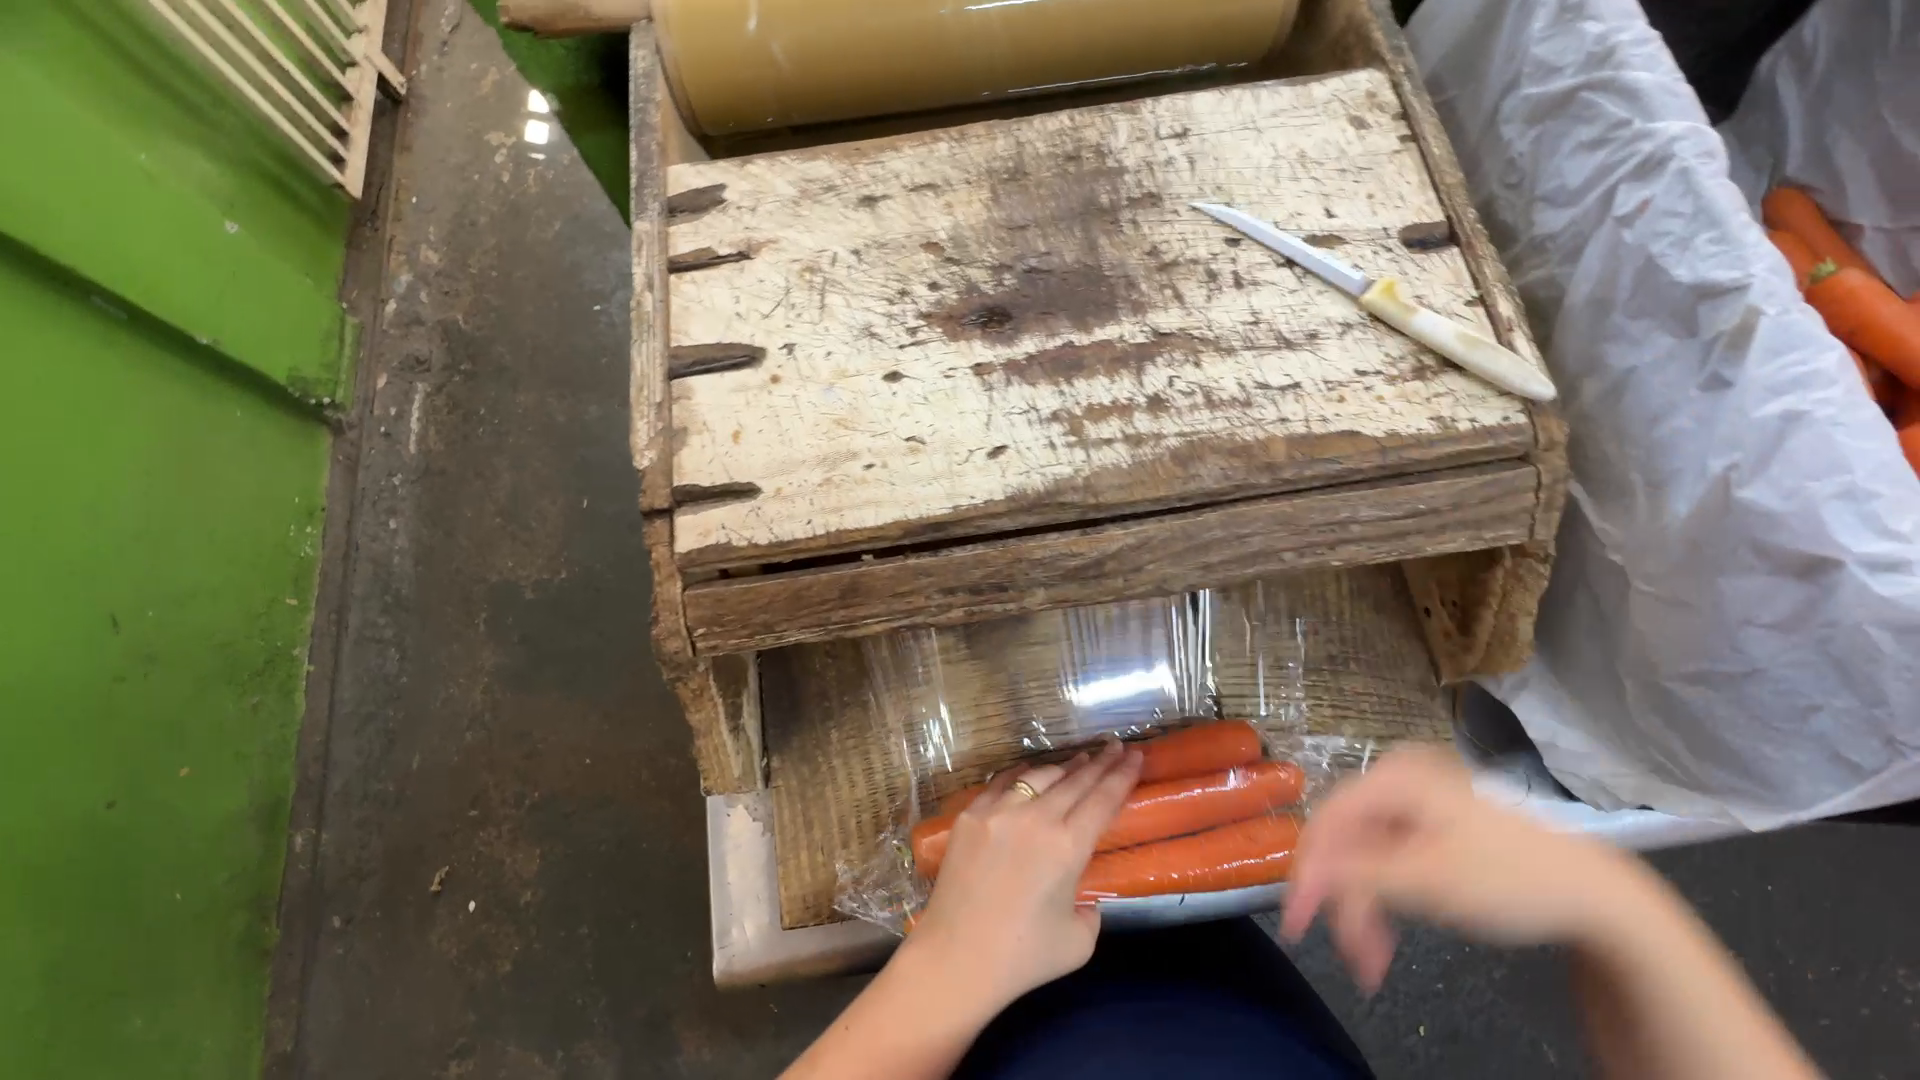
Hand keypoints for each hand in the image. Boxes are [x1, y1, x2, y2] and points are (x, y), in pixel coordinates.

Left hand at [901, 740, 1144, 1013]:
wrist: (957, 957)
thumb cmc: (1023, 956)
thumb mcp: (1080, 941)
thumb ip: (1091, 910)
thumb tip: (1082, 897)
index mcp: (1068, 846)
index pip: (1103, 798)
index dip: (1123, 774)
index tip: (1135, 755)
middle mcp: (1036, 818)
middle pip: (1076, 780)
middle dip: (1101, 762)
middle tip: (1116, 747)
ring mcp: (999, 812)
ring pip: (1039, 776)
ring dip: (1065, 767)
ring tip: (1081, 759)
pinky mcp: (970, 815)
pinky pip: (1002, 783)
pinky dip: (1023, 774)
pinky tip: (1032, 772)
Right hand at [1281, 746, 1658, 992]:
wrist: (1595, 897)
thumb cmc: (1512, 880)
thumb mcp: (1428, 880)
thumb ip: (1358, 874)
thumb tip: (1304, 875)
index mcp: (1394, 780)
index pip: (1327, 822)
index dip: (1308, 873)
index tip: (1297, 921)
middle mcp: (1397, 783)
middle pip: (1346, 845)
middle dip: (1345, 904)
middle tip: (1352, 957)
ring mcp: (1413, 808)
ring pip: (1364, 861)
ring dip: (1364, 912)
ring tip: (1374, 963)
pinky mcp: (1428, 832)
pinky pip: (1386, 864)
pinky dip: (1383, 903)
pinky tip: (1387, 940)